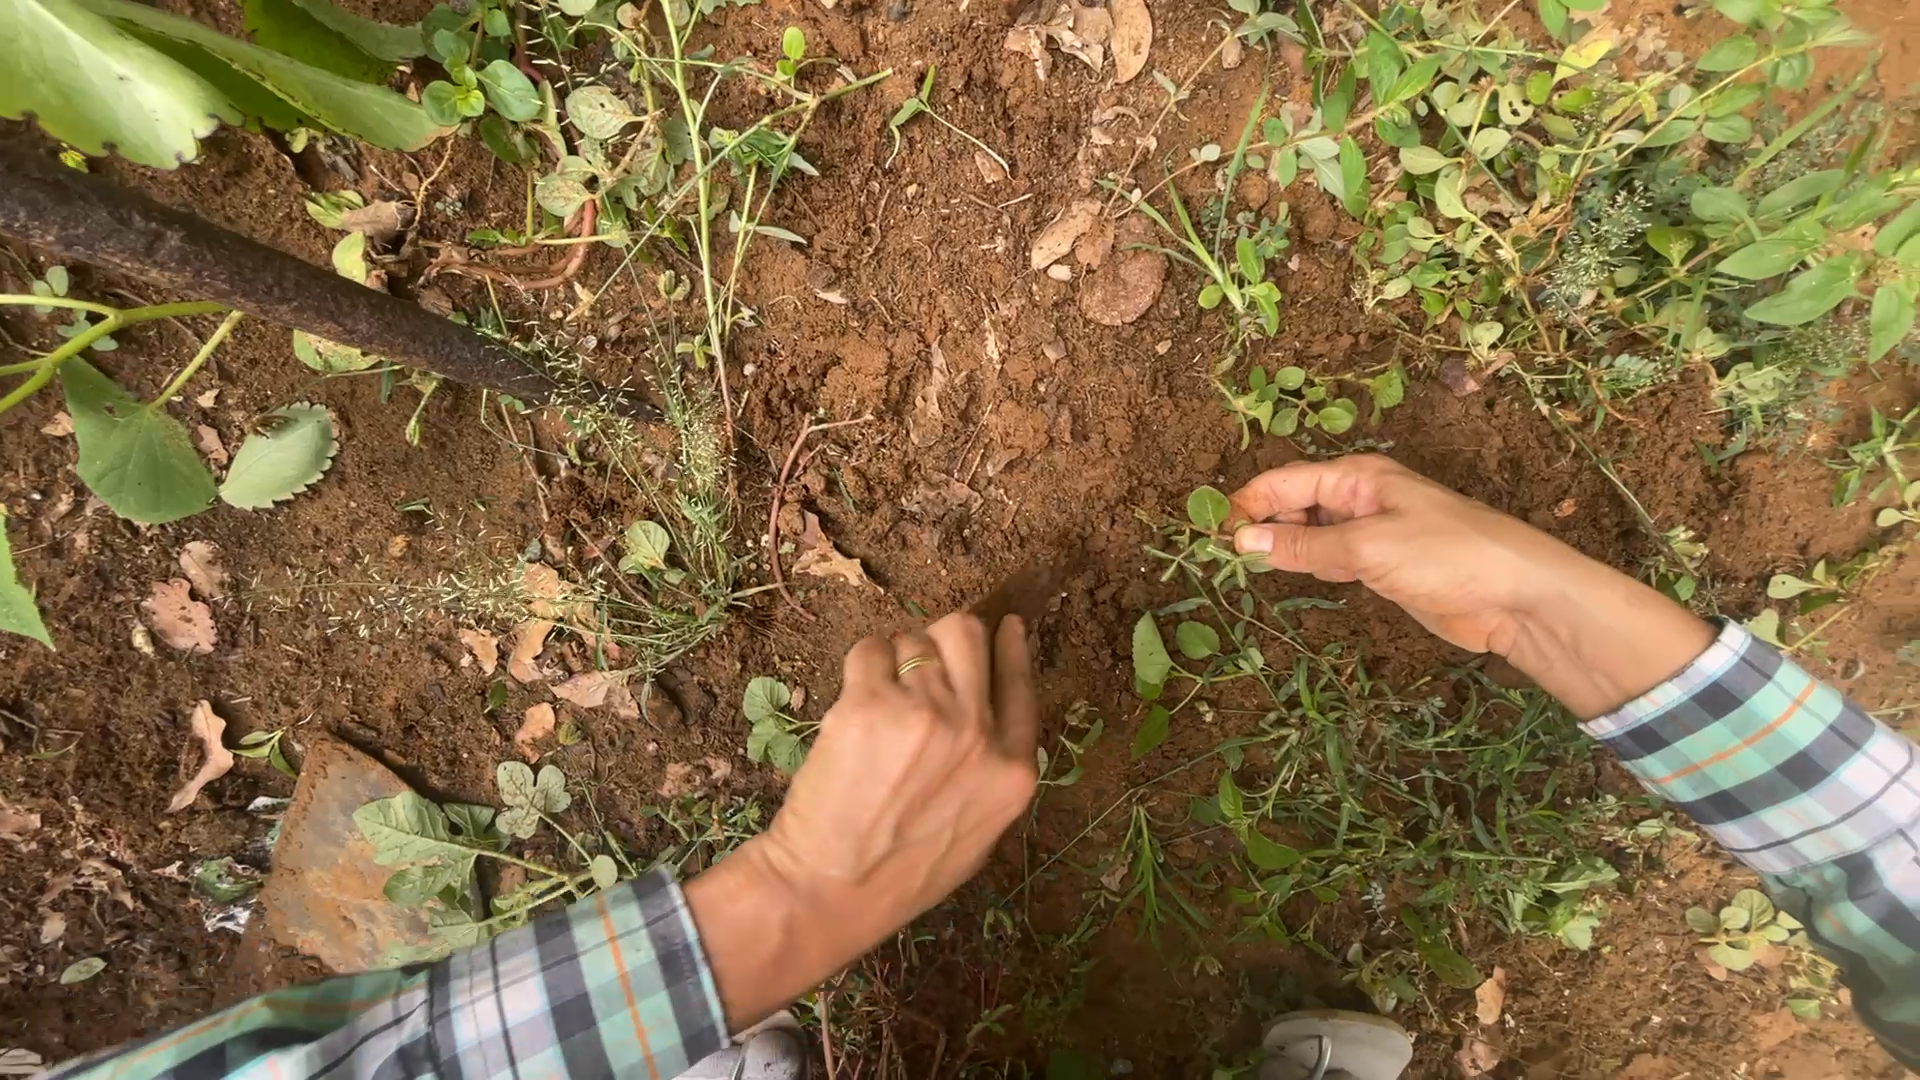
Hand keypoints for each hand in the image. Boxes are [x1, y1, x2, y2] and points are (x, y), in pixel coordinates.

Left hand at [684, 613, 1038, 1029]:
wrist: (830, 890)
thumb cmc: (906, 871)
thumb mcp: (981, 829)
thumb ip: (994, 765)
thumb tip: (986, 707)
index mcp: (1012, 768)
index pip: (1020, 682)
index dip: (1012, 646)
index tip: (1007, 623)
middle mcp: (976, 731)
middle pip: (967, 634)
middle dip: (943, 637)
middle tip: (920, 663)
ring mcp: (924, 712)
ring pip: (914, 639)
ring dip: (897, 659)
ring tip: (880, 701)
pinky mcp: (870, 703)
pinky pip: (870, 649)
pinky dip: (863, 665)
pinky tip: (855, 701)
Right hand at [1228, 454, 1714, 718]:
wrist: (1518, 599)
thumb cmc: (1446, 556)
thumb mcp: (1365, 547)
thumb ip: (1300, 546)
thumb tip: (1241, 541)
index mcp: (1354, 479)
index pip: (1282, 483)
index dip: (1246, 504)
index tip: (1212, 533)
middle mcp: (1356, 499)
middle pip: (1289, 505)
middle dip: (1258, 525)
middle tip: (1224, 557)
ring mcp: (1365, 531)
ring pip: (1304, 533)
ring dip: (1279, 547)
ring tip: (1245, 567)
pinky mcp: (1375, 564)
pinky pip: (1324, 557)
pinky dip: (1304, 564)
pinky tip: (1289, 575)